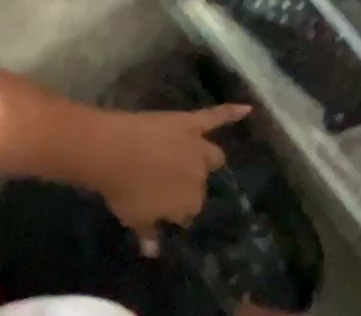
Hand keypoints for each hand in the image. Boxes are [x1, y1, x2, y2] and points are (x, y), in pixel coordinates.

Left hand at [87, 103, 252, 253]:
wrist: (112, 150)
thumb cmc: (122, 189)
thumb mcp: (133, 218)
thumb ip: (148, 234)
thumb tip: (154, 251)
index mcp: (189, 204)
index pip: (189, 211)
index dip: (174, 208)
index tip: (161, 206)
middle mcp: (200, 176)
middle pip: (199, 183)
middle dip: (187, 184)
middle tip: (166, 180)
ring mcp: (197, 147)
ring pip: (213, 155)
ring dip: (205, 159)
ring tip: (195, 157)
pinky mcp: (190, 122)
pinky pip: (215, 117)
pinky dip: (231, 112)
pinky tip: (247, 108)